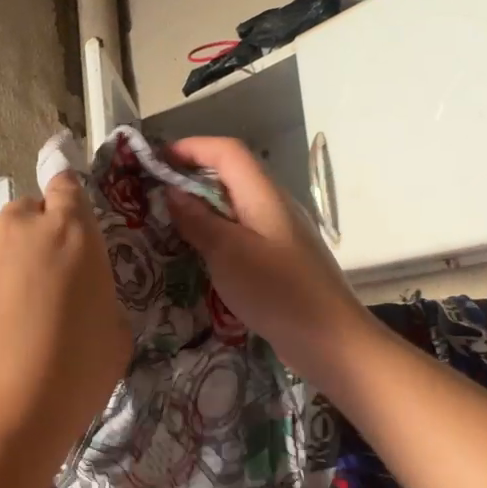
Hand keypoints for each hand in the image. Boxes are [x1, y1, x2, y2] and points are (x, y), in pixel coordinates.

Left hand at [0, 171, 130, 455]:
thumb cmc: (67, 382)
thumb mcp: (114, 340)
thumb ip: (98, 297)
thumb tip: (78, 295)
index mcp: (71, 234)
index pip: (67, 187)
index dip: (67, 205)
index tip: (67, 231)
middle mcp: (15, 229)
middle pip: (25, 214)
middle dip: (33, 242)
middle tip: (38, 293)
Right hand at [163, 137, 374, 377]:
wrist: (331, 340)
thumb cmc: (277, 292)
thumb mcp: (228, 254)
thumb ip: (198, 221)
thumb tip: (173, 193)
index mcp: (264, 195)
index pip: (227, 151)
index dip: (191, 147)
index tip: (155, 161)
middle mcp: (275, 205)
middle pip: (232, 174)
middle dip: (192, 176)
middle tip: (155, 195)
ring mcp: (281, 233)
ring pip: (237, 204)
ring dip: (203, 206)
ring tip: (170, 222)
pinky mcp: (281, 259)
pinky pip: (244, 231)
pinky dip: (218, 231)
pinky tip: (202, 252)